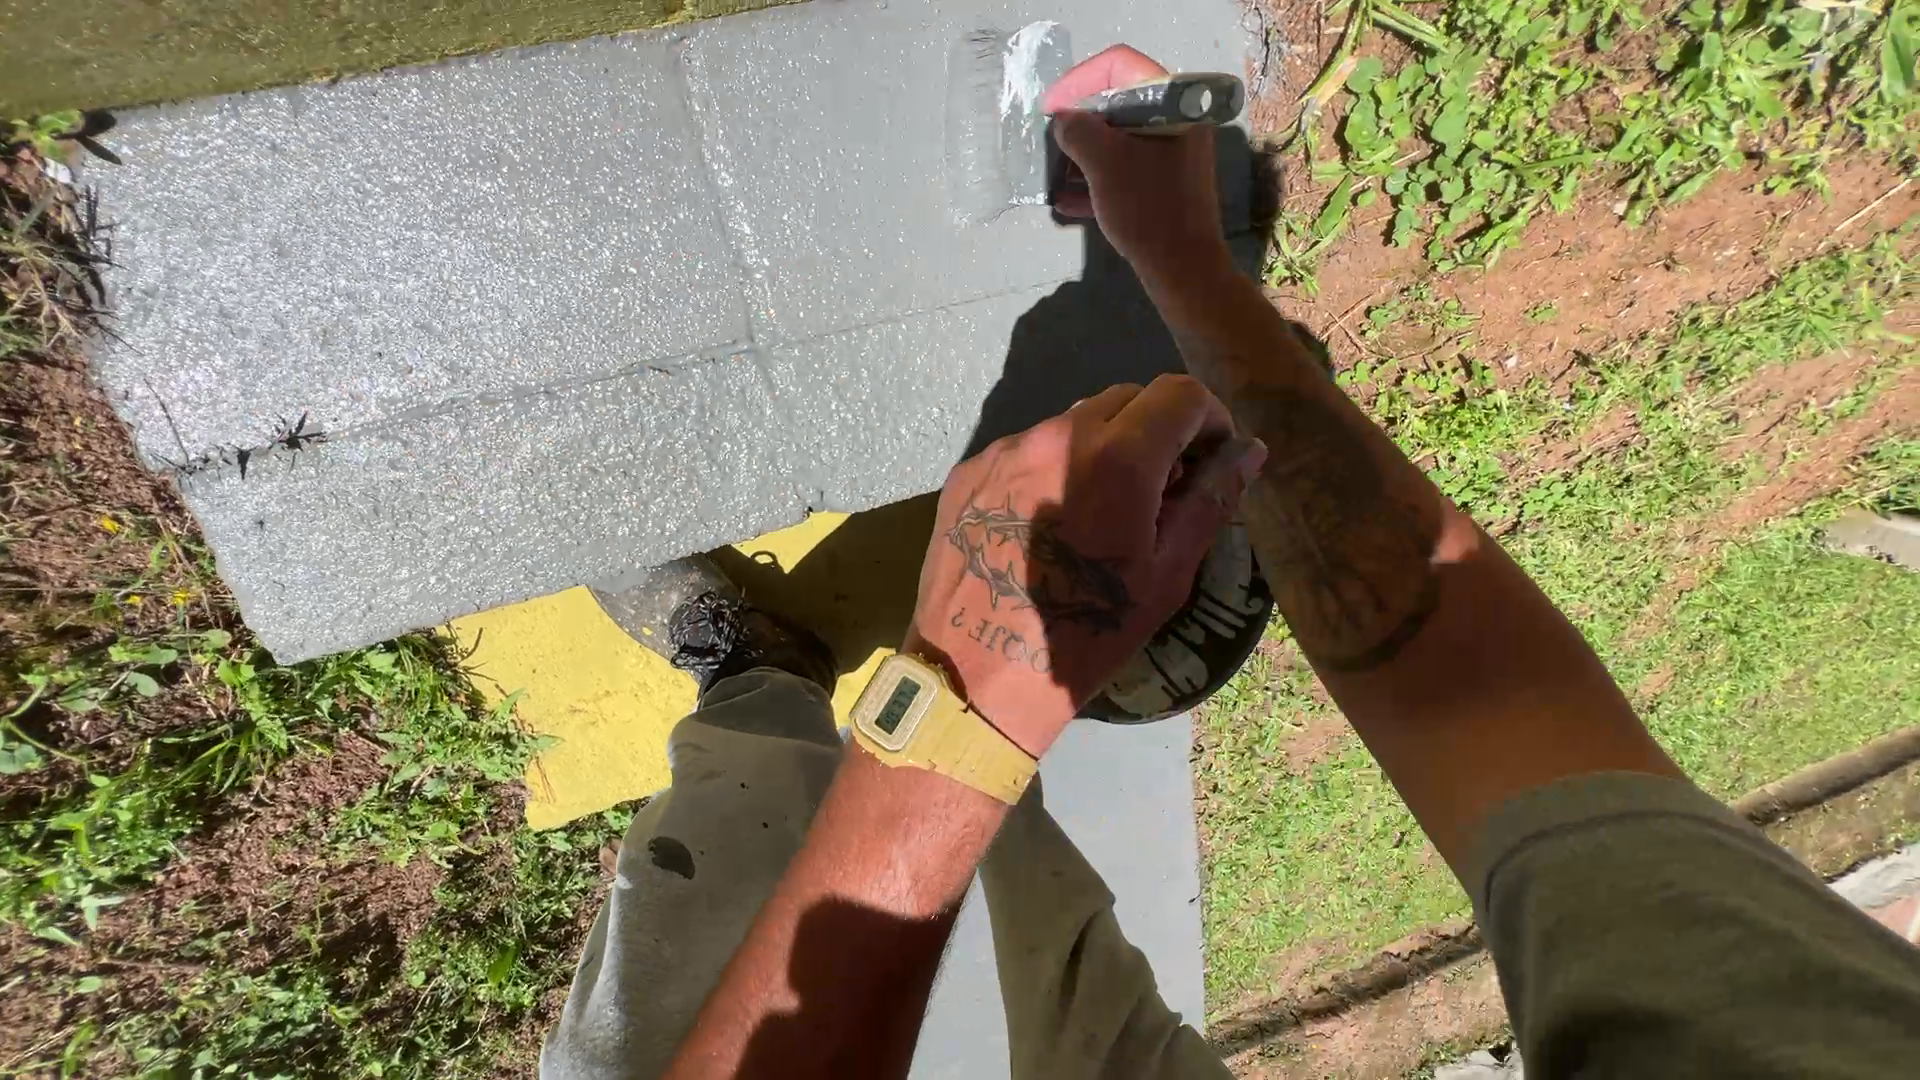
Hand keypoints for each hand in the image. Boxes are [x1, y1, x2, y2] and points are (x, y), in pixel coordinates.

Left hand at [903, 375, 1265, 757]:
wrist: (977, 674)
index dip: (1209, 420)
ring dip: (1103, 447)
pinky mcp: (968, 471)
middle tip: (1159, 490)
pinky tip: (1049, 522)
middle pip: (1126, 399)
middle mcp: (1055, 435)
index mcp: (1116, 458)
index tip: (1208, 460)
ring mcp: (1004, 450)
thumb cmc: (1087, 634)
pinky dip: (1053, 467)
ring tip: (1100, 510)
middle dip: (1157, 431)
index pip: (1181, 393)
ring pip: (1073, 421)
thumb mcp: (1165, 575)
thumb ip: (1210, 499)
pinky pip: (1027, 448)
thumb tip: (1249, 449)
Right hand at [1043, 45, 1230, 276]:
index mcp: (1170, 101)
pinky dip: (1095, 183)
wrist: (1182, 266)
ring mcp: (1170, 157)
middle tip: (1051, 143)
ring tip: (1053, 175)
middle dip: (1078, 125)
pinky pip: (1124, 174)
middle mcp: (1174, 122)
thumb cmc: (1146, 208)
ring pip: (1118, 144)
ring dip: (1081, 157)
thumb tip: (1062, 121)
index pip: (1118, 67)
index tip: (1049, 108)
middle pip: (1116, 107)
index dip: (1078, 82)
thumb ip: (1078, 133)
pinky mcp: (1162, 188)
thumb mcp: (1105, 165)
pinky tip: (1065, 202)